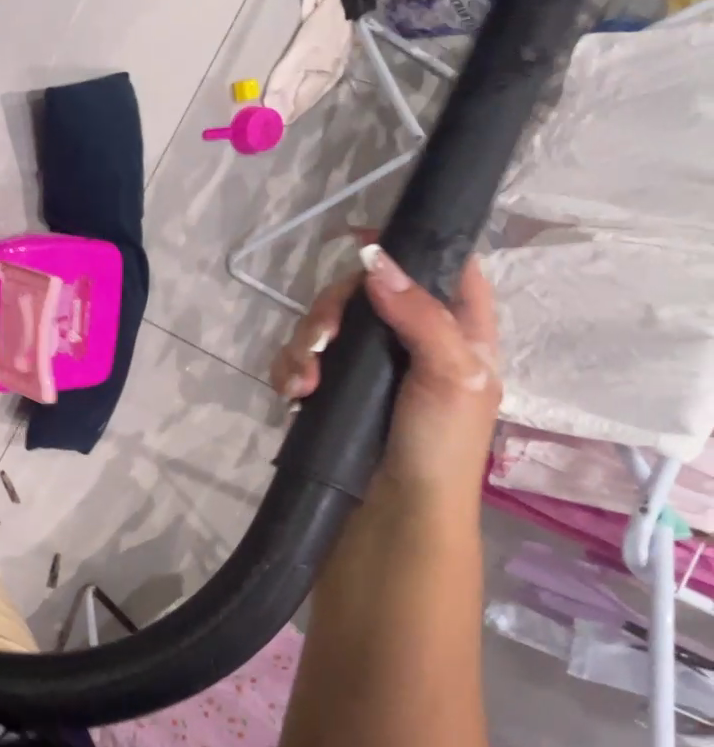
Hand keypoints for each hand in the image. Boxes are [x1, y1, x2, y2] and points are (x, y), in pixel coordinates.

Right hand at [272, 242, 500, 499]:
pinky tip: (291, 392)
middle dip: (330, 311)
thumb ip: (419, 314)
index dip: (409, 246)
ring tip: (302, 382)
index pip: (444, 269)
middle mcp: (409, 341)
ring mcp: (365, 366)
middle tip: (321, 338)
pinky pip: (298, 360)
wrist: (393, 509)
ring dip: (302, 347)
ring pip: (323, 326)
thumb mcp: (451, 375)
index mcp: (457, 332)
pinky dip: (288, 370)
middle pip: (362, 293)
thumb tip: (375, 260)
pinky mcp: (330, 389)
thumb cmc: (440, 443)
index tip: (360, 237)